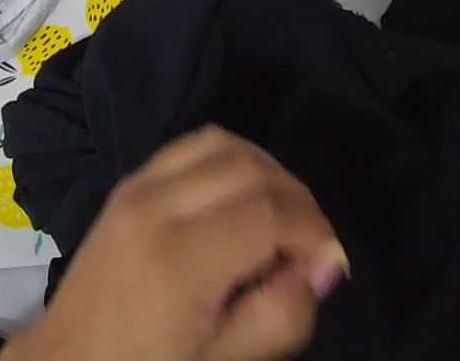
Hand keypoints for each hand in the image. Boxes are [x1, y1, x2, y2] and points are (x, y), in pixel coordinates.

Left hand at [0, 126, 349, 360]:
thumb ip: (278, 316)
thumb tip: (322, 263)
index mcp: (177, 261)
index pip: (267, 214)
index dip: (314, 232)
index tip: (330, 263)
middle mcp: (155, 206)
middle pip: (249, 168)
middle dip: (297, 198)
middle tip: (313, 243)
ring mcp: (136, 185)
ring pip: (222, 143)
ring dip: (266, 169)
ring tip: (284, 215)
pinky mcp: (129, 180)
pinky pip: (191, 145)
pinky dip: (230, 157)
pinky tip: (243, 194)